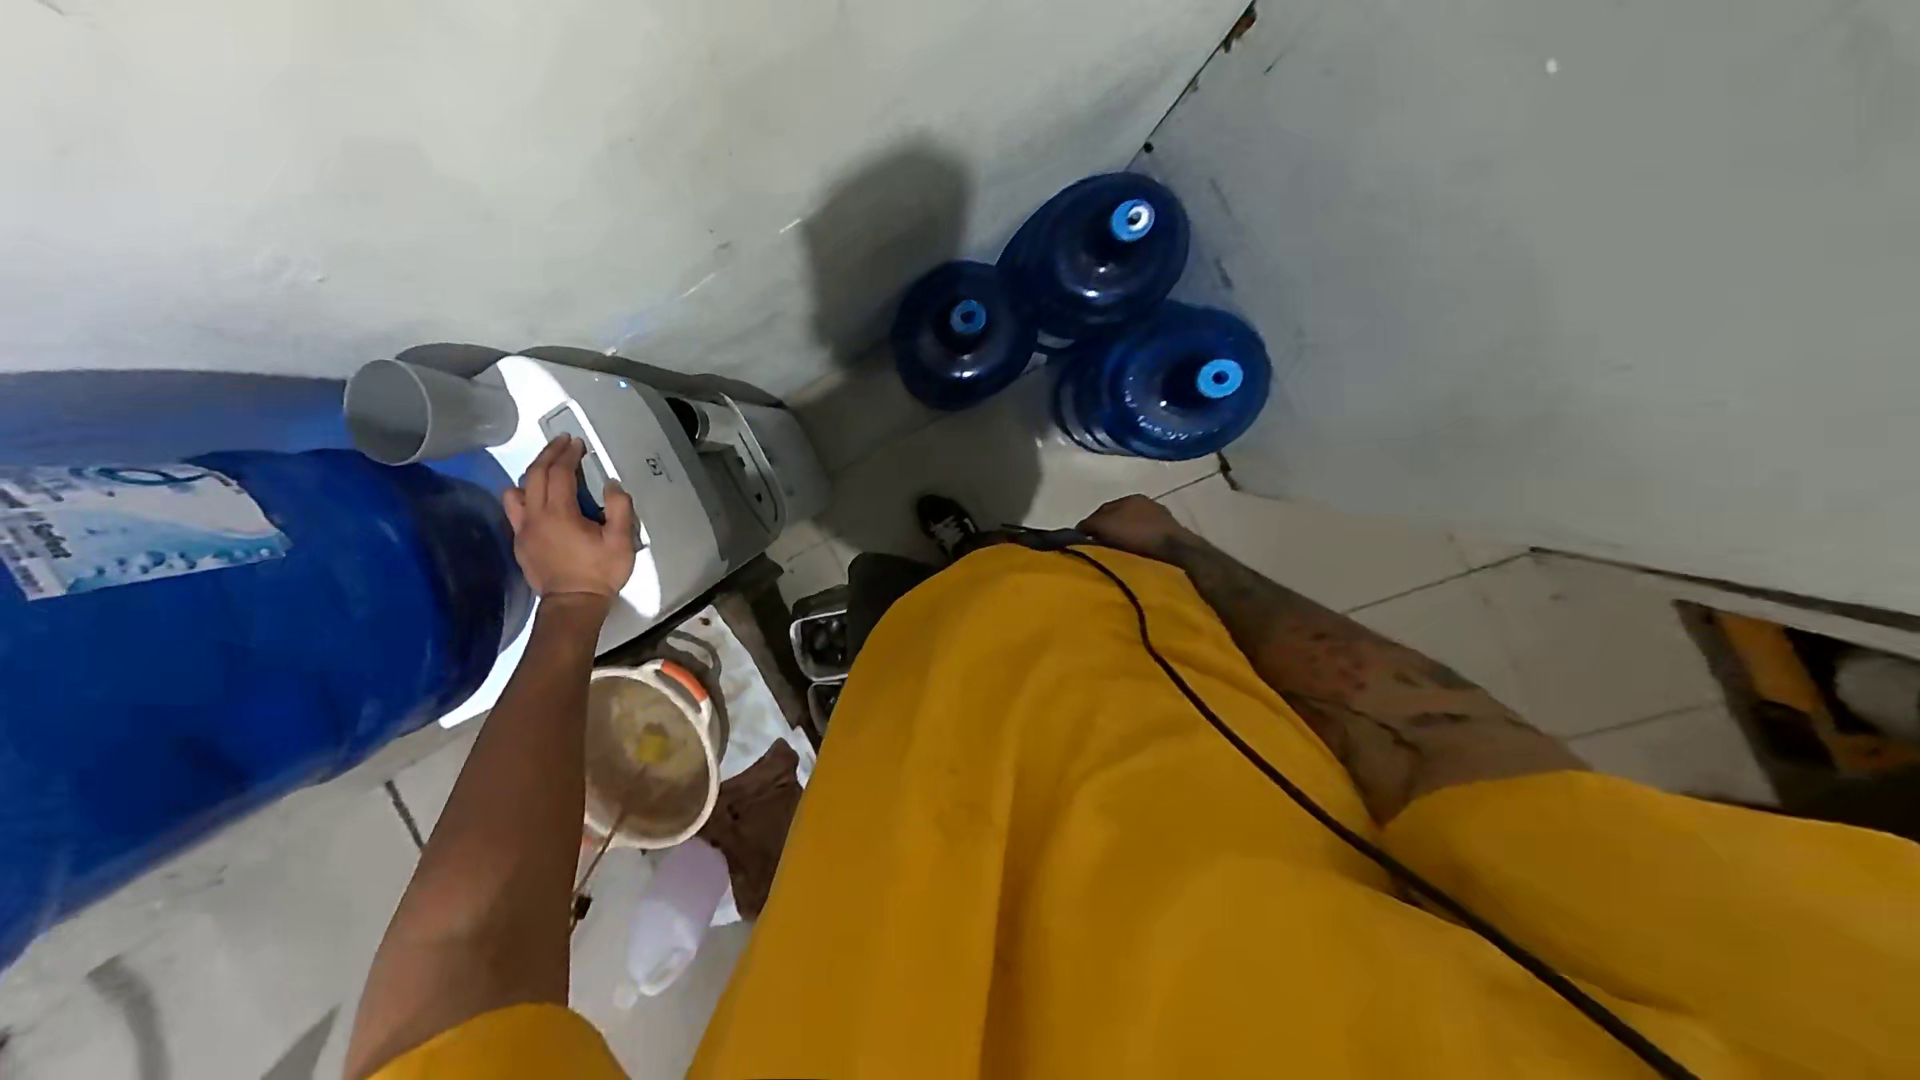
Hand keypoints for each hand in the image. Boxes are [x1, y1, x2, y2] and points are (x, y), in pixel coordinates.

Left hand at [502, 435, 636, 604]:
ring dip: (532, 473)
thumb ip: (619, 508)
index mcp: (559, 513)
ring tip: (547, 467)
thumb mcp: (621, 541)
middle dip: (549, 454)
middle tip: (563, 443)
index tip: (577, 443)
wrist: (573, 604)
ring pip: (518, 489)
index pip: (559, 473)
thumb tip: (612, 485)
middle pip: (535, 474)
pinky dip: (524, 494)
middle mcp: (535, 515)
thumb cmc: (600, 572)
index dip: (568, 454)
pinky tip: (537, 497)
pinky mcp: (520, 541)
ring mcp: (523, 529)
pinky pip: (515, 508)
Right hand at [1078, 495, 1194, 558]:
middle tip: (1098, 547)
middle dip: (1107, 530)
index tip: (1083, 540)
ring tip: (1116, 554)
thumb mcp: (1105, 527)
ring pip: (1133, 528)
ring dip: (1124, 539)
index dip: (1090, 524)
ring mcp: (1161, 518)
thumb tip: (1079, 528)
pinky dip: (1138, 545)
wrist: (1177, 550)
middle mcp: (1146, 503)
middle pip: (1118, 518)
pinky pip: (1147, 538)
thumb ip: (1089, 524)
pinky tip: (1135, 555)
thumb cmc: (1138, 535)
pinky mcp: (1172, 534)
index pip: (1102, 510)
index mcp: (1130, 498)